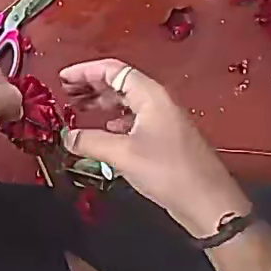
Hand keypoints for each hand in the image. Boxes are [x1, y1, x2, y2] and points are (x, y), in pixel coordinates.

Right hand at [59, 60, 252, 237]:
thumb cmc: (169, 172)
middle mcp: (157, 102)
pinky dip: (114, 119)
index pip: (113, 70)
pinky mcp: (164, 138)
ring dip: (102, 102)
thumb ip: (90, 142)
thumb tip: (67, 136)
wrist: (207, 200)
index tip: (63, 77)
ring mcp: (162, 119)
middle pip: (120, 82)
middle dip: (91, 85)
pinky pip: (134, 119)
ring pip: (126, 101)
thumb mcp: (123, 155)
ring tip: (78, 108)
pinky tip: (103, 130)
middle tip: (66, 92)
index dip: (85, 71)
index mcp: (150, 96)